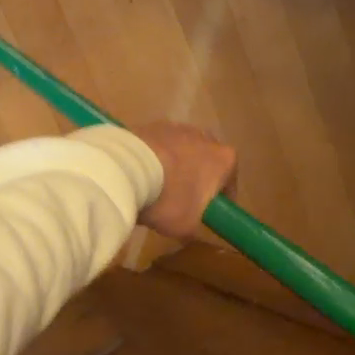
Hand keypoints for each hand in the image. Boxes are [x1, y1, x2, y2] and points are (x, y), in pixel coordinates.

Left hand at [137, 121, 236, 239]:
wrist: (127, 170)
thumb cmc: (168, 200)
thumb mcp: (186, 226)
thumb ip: (195, 227)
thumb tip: (190, 229)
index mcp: (225, 160)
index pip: (228, 185)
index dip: (217, 203)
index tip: (205, 216)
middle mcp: (206, 137)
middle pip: (204, 165)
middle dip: (194, 182)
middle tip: (177, 203)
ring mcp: (177, 128)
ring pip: (179, 153)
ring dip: (171, 169)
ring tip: (153, 189)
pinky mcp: (150, 125)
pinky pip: (156, 148)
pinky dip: (151, 160)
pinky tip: (138, 176)